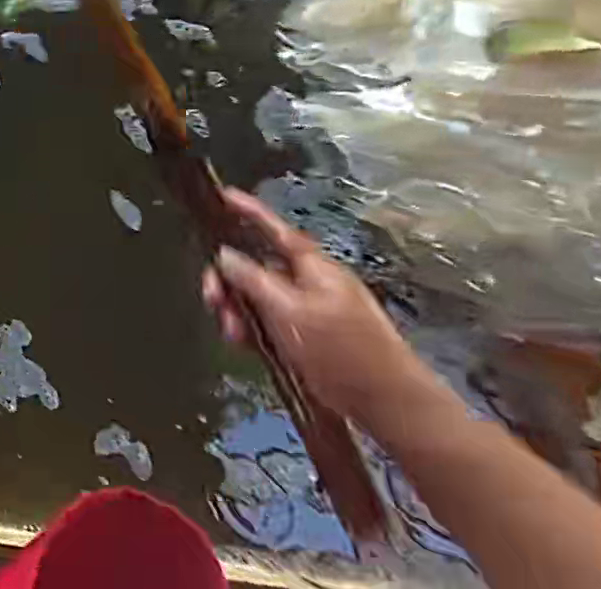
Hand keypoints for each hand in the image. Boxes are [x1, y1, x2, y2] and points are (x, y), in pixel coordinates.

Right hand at [201, 188, 447, 432]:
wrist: (389, 405)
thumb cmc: (341, 350)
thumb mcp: (289, 310)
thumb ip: (252, 278)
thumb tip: (224, 253)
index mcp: (313, 269)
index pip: (276, 231)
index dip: (250, 212)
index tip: (223, 195)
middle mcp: (308, 282)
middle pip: (254, 266)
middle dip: (227, 279)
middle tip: (211, 298)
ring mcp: (307, 308)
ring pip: (253, 294)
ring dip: (234, 308)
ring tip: (229, 330)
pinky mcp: (303, 333)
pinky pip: (263, 318)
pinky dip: (247, 326)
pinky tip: (240, 341)